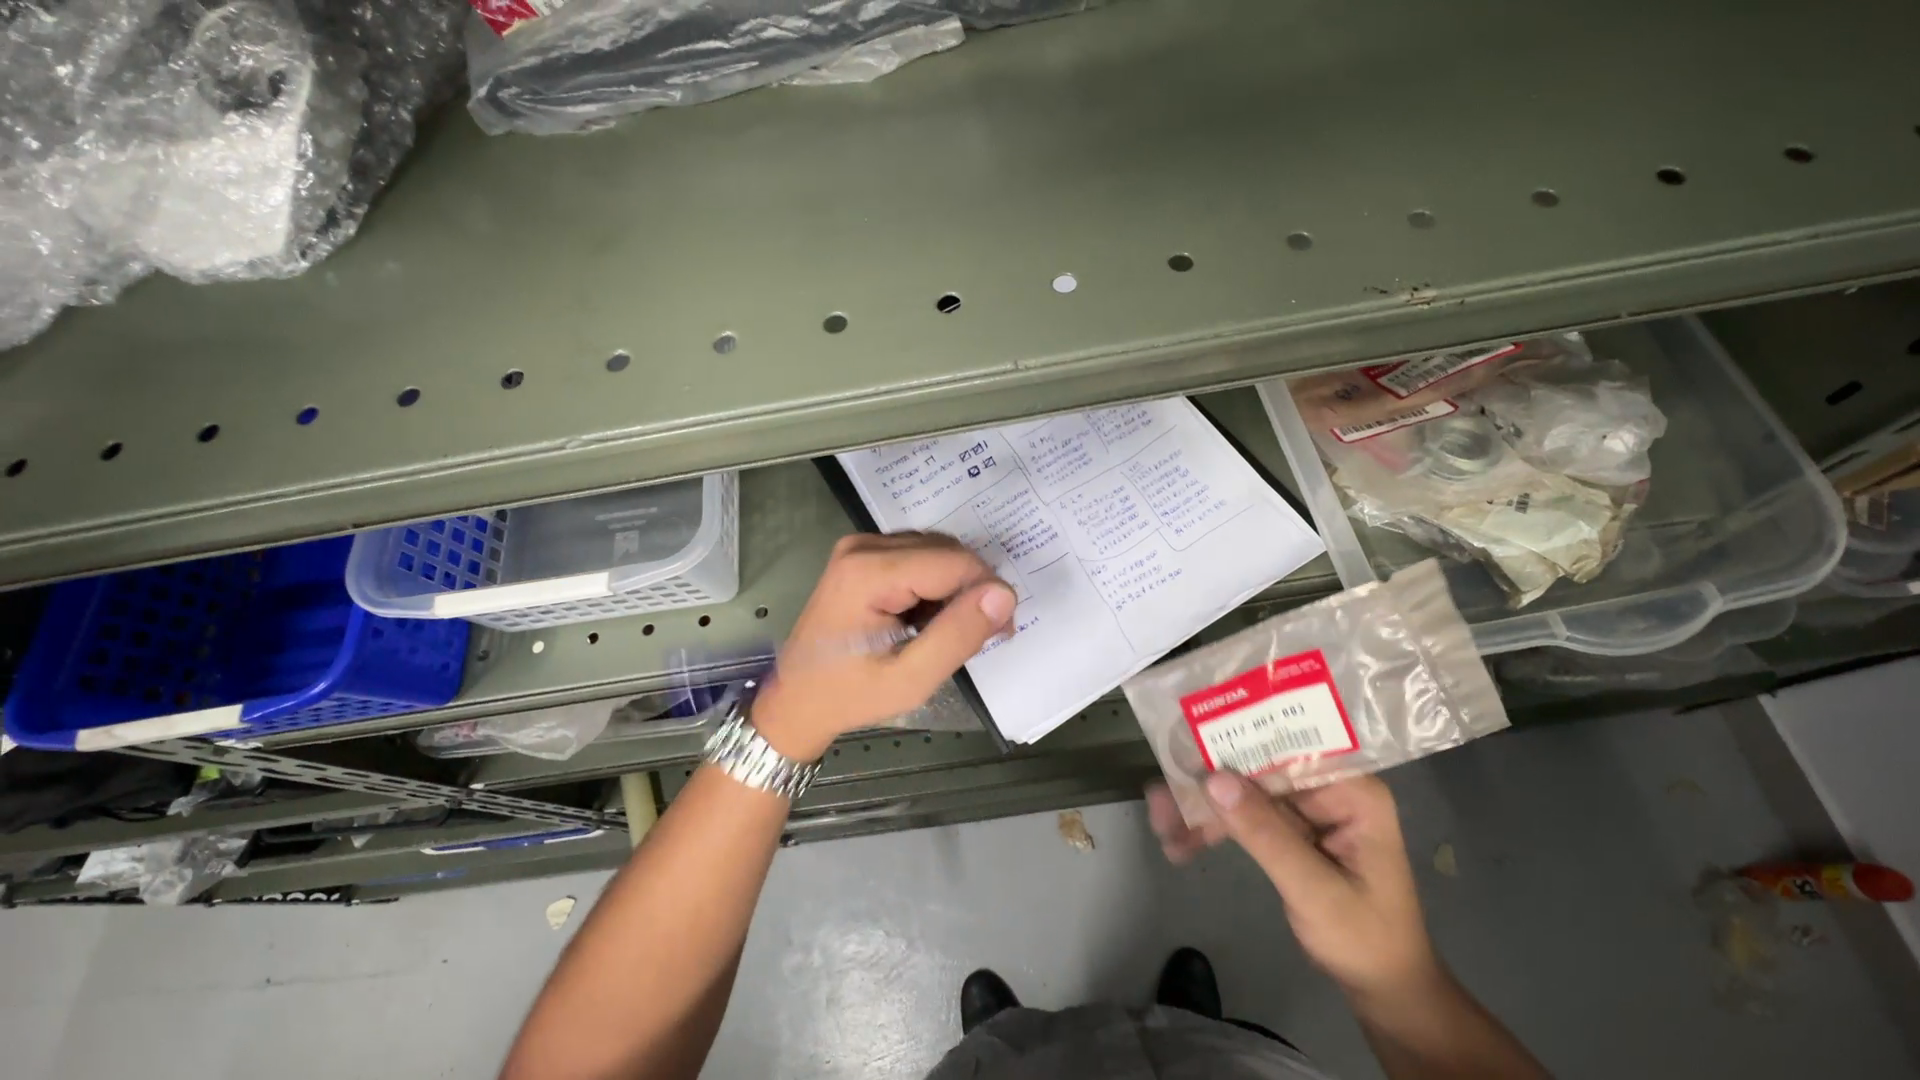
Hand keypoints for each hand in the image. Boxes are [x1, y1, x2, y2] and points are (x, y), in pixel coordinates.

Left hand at [750, 532, 1015, 760]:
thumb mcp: (910, 679)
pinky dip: (934, 585)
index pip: (956, 562)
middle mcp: (863, 546)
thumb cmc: (849, 696)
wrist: (796, 701)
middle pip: (947, 552)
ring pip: (937, 552)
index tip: (997, 633)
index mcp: (869, 571)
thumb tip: (1003, 594)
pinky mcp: (862, 556)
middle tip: (978, 637)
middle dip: (972, 591)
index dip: (986, 593)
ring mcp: (860, 547)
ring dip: (955, 588)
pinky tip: (927, 620)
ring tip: (949, 633)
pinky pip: (919, 557)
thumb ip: (958, 634)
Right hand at [1147, 772, 1441, 999]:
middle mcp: (1329, 790)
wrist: (1384, 989)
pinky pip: (1244, 819)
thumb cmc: (1364, 939)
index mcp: (1352, 791)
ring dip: (1203, 810)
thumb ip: (1265, 834)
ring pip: (1244, 794)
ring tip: (1161, 827)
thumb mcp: (1314, 890)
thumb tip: (1213, 779)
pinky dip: (1214, 830)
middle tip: (1159, 800)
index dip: (1237, 744)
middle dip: (1208, 785)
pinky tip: (1180, 844)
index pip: (1289, 750)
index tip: (1187, 749)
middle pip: (1258, 770)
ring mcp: (1308, 810)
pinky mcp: (1290, 831)